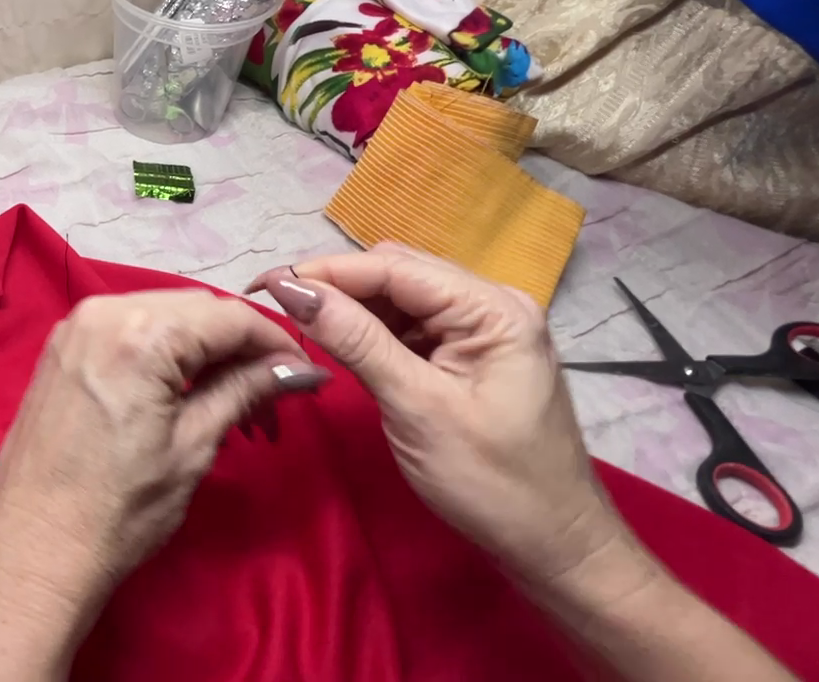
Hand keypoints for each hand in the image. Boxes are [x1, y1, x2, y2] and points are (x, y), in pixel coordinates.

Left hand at [0, 290, 328, 680]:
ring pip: (165, 315)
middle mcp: (103, 310)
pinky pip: (131, 328)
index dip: (275, 344)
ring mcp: (77, 324)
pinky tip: (186, 392)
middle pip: (196, 310)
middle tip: (269, 405)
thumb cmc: (117, 510)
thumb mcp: (193, 446)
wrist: (31, 548)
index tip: (306, 379)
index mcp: (138, 331)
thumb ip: (245, 390)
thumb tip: (300, 370)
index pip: (228, 316)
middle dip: (239, 349)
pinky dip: (166, 352)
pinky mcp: (64, 344)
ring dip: (204, 351)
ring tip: (233, 407)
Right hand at [249, 244, 797, 680]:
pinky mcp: (465, 351)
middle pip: (392, 272)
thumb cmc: (493, 484)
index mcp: (491, 308)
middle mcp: (488, 302)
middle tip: (278, 308)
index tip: (263, 284)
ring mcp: (479, 326)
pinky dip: (367, 330)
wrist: (556, 551)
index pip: (390, 267)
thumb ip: (353, 339)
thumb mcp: (415, 407)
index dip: (323, 272)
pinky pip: (405, 323)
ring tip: (301, 325)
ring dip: (347, 307)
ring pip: (394, 295)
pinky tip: (340, 344)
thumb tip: (289, 287)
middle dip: (333, 286)